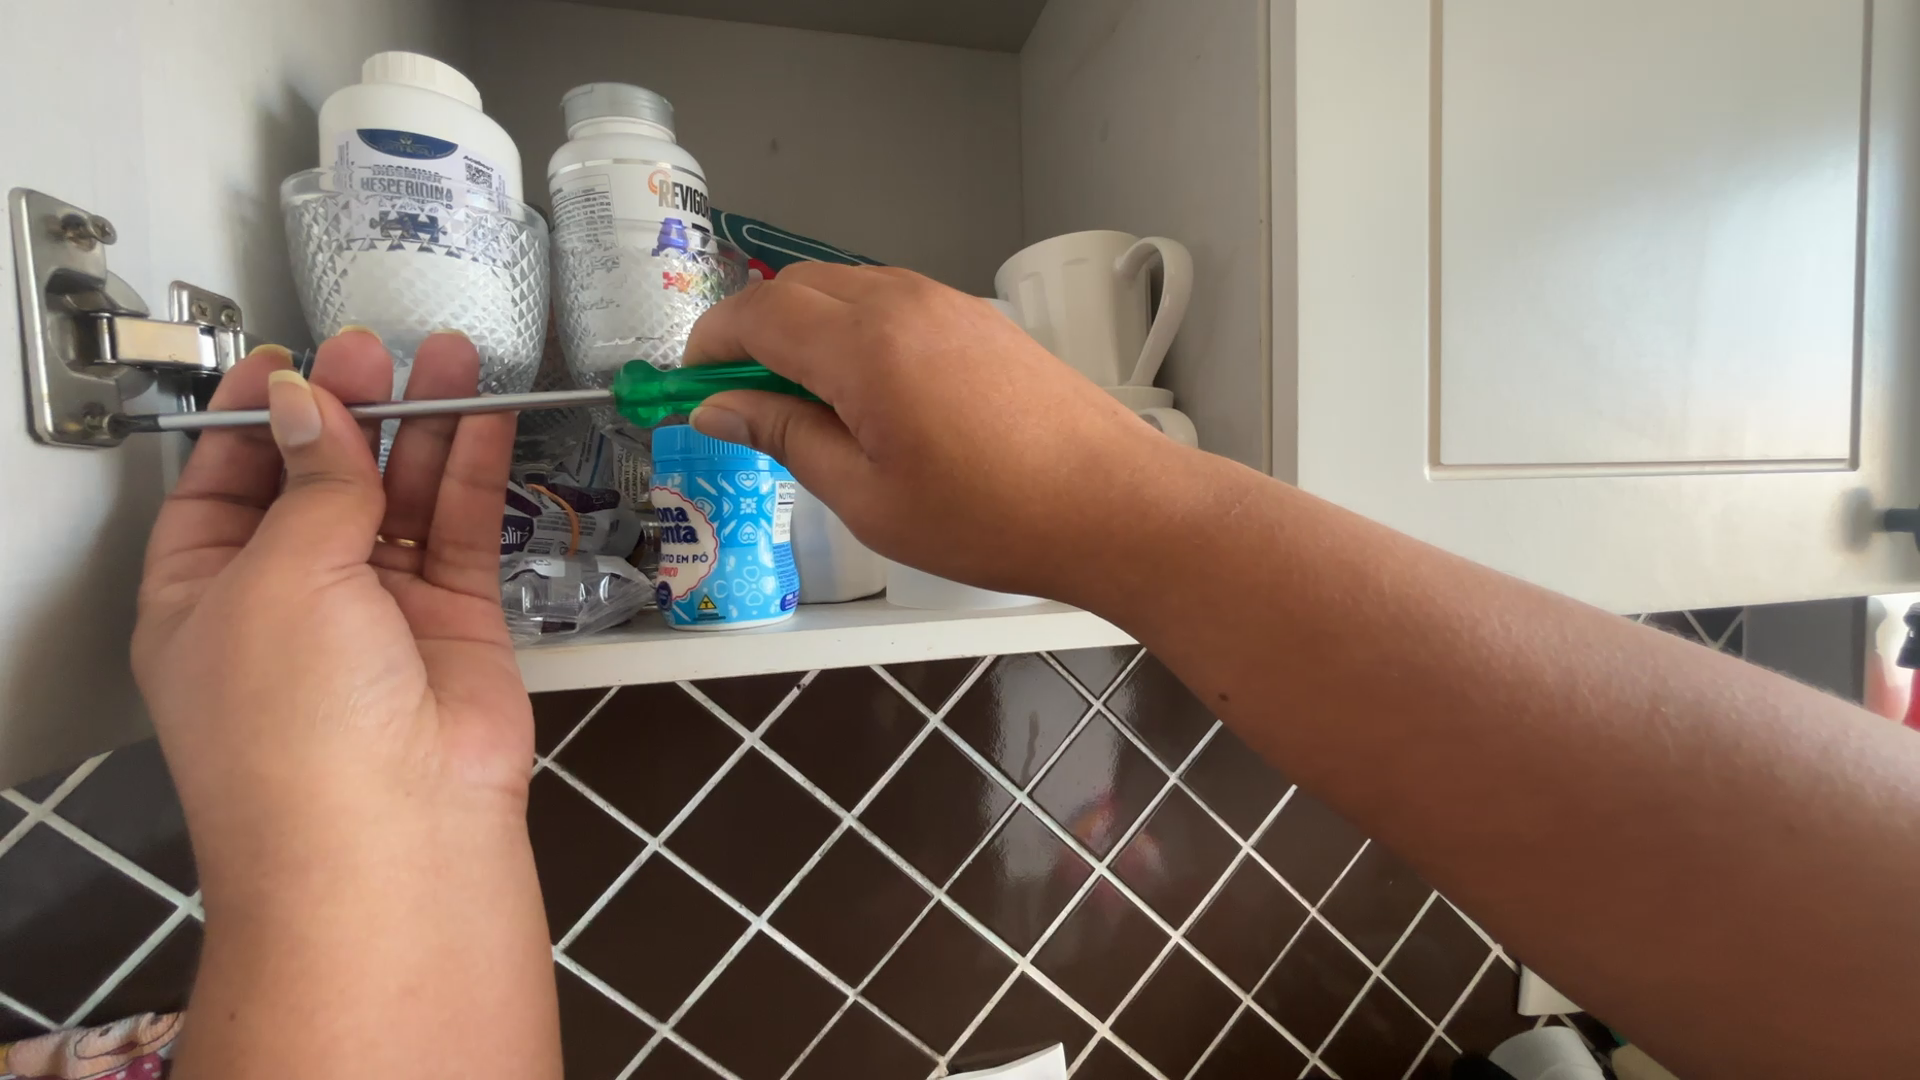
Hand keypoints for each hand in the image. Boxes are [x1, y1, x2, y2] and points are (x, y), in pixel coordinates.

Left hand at [131, 330, 527, 884]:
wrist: (401, 817)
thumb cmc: (295, 720)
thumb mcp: (277, 580)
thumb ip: (315, 486)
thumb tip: (314, 402)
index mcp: (209, 587)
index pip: (229, 479)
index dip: (263, 416)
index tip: (298, 358)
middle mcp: (299, 589)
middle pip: (331, 477)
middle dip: (359, 409)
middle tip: (388, 350)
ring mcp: (386, 599)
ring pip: (409, 495)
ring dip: (431, 428)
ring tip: (454, 364)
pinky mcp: (460, 609)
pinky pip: (466, 527)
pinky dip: (477, 473)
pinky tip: (488, 425)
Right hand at [685, 264, 1183, 601]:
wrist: (1112, 506)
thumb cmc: (985, 520)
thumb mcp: (867, 497)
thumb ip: (786, 438)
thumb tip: (718, 407)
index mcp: (864, 344)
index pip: (756, 315)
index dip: (711, 346)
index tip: (693, 386)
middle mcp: (904, 301)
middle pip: (798, 289)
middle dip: (754, 333)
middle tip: (745, 400)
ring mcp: (951, 303)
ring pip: (849, 290)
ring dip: (809, 329)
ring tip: (806, 401)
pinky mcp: (983, 320)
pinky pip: (897, 304)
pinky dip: (859, 331)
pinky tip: (871, 389)